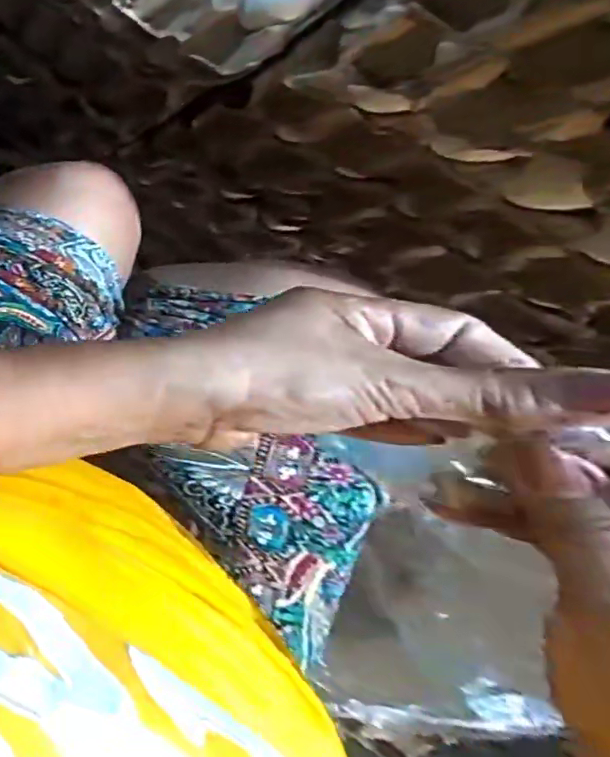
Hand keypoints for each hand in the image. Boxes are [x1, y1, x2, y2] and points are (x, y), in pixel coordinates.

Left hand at [173, 288, 609, 450]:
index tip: (557, 409)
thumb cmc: (281, 376)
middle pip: (425, 361)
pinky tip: (430, 442)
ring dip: (439, 412)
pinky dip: (396, 423)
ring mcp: (309, 366)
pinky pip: (360, 408)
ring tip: (495, 445)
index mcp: (353, 310)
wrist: (189, 399)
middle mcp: (332, 332)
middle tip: (534, 438)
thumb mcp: (388, 382)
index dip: (507, 366)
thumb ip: (487, 394)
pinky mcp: (292, 398)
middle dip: (476, 394)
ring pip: (393, 387)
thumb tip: (609, 392)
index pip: (453, 330)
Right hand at [432, 437, 609, 756]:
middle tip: (468, 436)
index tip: (521, 405)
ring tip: (447, 473)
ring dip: (513, 481)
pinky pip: (560, 525)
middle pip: (603, 476)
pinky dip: (510, 512)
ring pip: (578, 497)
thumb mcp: (607, 597)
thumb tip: (535, 442)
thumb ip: (579, 519)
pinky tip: (454, 503)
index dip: (586, 429)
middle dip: (539, 452)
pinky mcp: (603, 573)